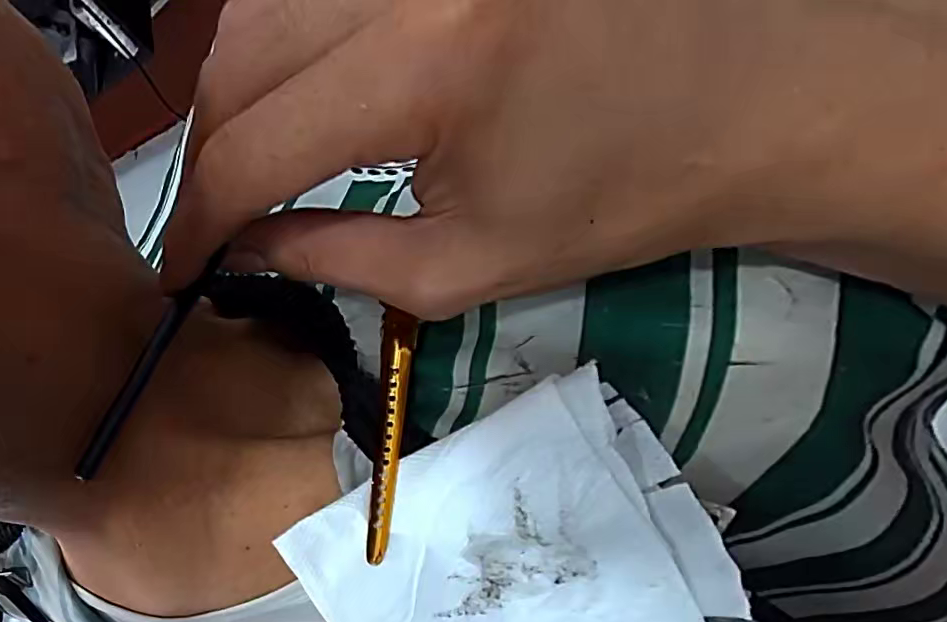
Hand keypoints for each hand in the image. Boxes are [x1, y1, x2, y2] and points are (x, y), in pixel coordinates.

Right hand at [162, 0, 921, 316]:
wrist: (768, 86)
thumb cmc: (617, 201)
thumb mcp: (456, 269)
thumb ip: (328, 259)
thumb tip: (239, 246)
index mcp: (428, 68)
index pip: (251, 150)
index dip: (196, 219)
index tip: (178, 269)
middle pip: (236, 59)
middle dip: (203, 158)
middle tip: (206, 221)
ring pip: (258, 2)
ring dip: (229, 95)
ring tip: (238, 164)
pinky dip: (274, 36)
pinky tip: (286, 89)